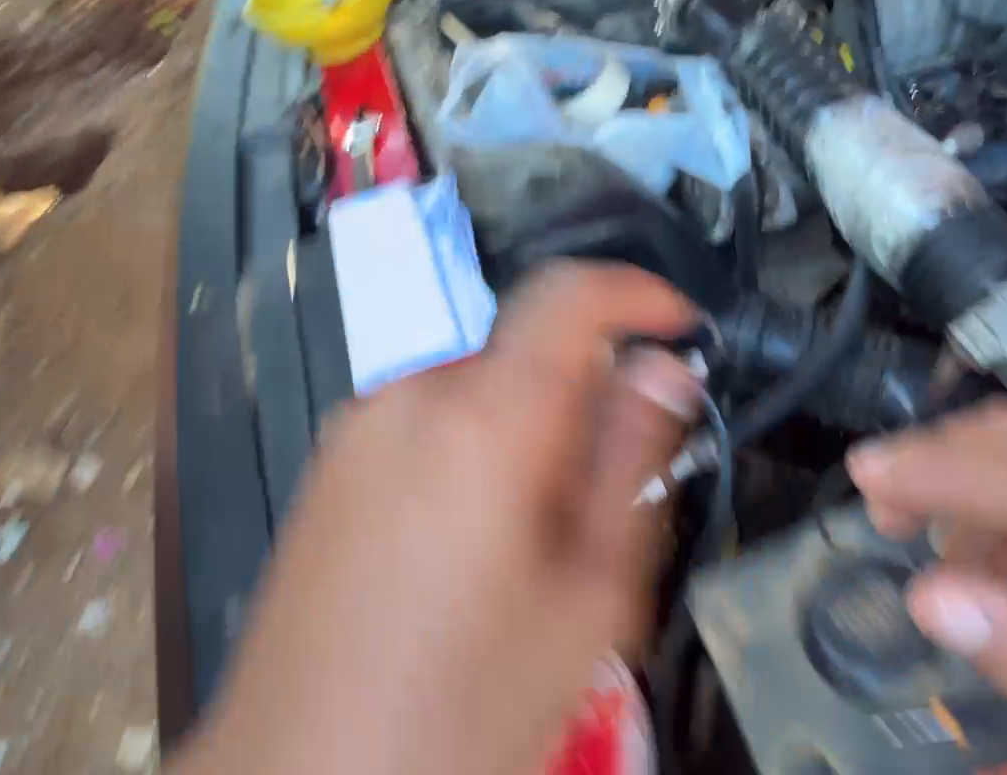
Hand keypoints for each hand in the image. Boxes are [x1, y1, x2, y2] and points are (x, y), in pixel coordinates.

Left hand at [174, 263, 704, 774]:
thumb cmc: (453, 713)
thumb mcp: (587, 594)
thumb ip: (632, 460)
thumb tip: (661, 375)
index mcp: (485, 423)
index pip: (570, 294)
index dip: (638, 293)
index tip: (673, 322)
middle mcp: (412, 403)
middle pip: (530, 352)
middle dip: (584, 398)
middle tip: (603, 494)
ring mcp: (360, 430)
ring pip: (483, 390)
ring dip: (529, 432)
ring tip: (531, 544)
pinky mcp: (332, 464)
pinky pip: (431, 423)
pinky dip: (473, 451)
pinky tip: (468, 551)